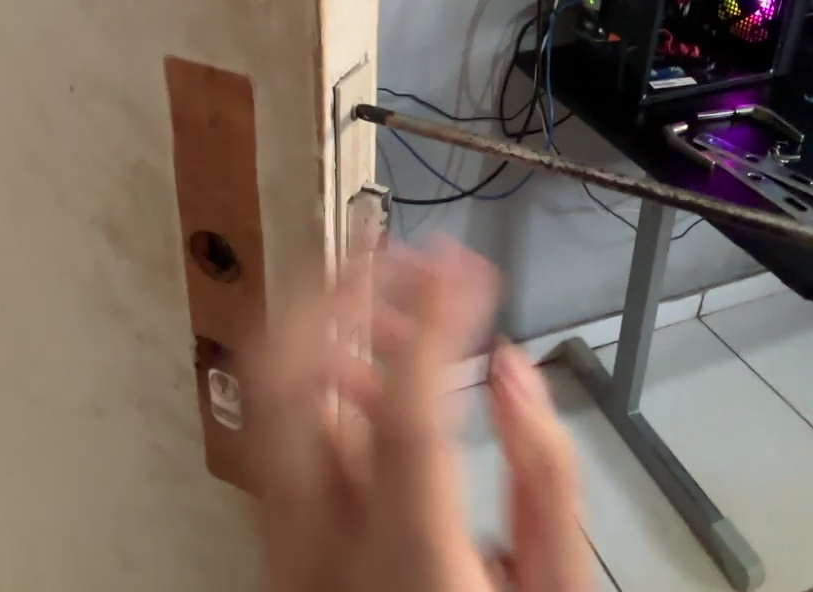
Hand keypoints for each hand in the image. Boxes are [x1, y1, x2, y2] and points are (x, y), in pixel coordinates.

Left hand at [248, 238, 594, 591]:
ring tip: (383, 294)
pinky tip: (363, 361)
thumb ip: (544, 478)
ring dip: (319, 322)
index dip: (435, 313)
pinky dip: (316, 373)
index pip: (407, 402)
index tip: (462, 262)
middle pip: (286, 381)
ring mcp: (284, 547)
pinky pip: (280, 434)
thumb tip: (513, 371)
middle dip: (332, 292)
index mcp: (405, 558)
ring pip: (268, 397)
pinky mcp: (278, 547)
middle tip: (388, 253)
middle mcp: (320, 548)